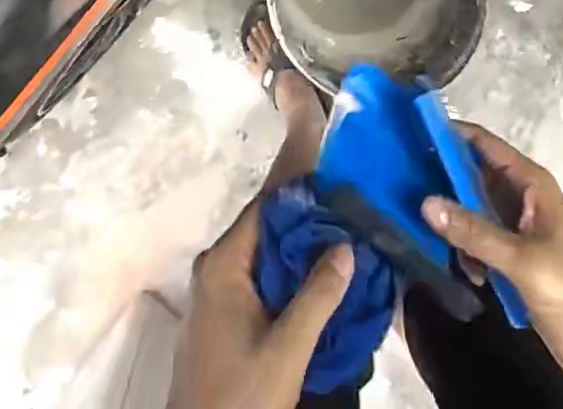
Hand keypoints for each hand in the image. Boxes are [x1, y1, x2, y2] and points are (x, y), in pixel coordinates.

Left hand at [167, 200, 355, 408]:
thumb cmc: (241, 398)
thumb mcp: (287, 350)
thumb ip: (318, 296)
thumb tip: (347, 246)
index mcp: (223, 263)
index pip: (264, 206)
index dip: (299, 189)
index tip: (334, 176)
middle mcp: (215, 267)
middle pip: (265, 227)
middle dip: (305, 216)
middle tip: (348, 207)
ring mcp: (216, 291)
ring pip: (264, 252)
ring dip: (299, 245)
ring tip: (342, 235)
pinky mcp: (222, 314)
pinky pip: (258, 274)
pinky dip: (287, 268)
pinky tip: (317, 274)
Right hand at [422, 124, 562, 408]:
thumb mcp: (522, 261)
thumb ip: (474, 231)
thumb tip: (426, 202)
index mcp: (533, 184)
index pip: (486, 144)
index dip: (453, 134)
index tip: (414, 131)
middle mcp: (523, 198)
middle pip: (475, 175)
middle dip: (445, 179)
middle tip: (407, 184)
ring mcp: (518, 229)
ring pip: (473, 208)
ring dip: (456, 222)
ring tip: (439, 240)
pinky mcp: (514, 258)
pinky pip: (479, 239)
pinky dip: (468, 250)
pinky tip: (469, 273)